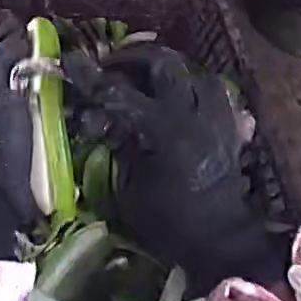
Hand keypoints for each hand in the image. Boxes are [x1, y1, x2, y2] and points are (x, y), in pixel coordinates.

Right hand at [65, 44, 278, 284]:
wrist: (221, 241)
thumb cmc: (169, 222)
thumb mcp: (130, 188)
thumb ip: (118, 144)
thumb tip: (100, 117)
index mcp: (165, 131)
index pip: (120, 92)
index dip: (92, 76)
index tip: (72, 61)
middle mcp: (194, 113)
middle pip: (162, 63)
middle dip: (132, 58)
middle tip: (110, 66)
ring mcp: (216, 114)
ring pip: (190, 67)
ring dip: (163, 66)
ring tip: (142, 73)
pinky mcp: (229, 122)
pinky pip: (210, 87)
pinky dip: (189, 82)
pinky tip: (175, 90)